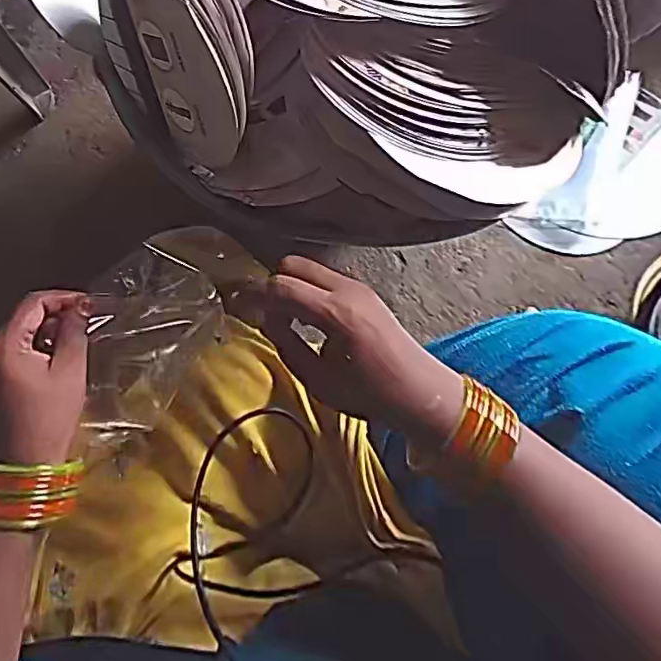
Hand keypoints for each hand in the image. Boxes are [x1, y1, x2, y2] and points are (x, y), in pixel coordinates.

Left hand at [0, 290, 91, 462]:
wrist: (27, 464)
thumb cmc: (48, 420)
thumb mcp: (69, 371)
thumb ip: (74, 333)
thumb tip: (79, 309)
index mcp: (8, 345)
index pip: (34, 302)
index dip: (63, 297)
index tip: (86, 303)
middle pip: (28, 314)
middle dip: (59, 312)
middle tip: (86, 318)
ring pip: (27, 330)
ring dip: (53, 328)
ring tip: (78, 337)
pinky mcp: (3, 376)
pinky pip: (25, 348)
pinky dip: (45, 344)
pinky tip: (63, 356)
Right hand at [229, 256, 464, 447]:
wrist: (423, 394)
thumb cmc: (373, 395)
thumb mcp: (320, 381)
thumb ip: (288, 345)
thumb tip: (268, 321)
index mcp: (337, 314)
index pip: (281, 287)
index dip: (254, 296)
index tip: (237, 307)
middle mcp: (347, 291)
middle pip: (291, 265)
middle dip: (270, 285)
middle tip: (261, 311)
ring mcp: (357, 286)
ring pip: (306, 266)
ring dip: (288, 285)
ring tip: (283, 316)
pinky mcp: (361, 290)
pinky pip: (321, 277)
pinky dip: (304, 288)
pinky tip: (305, 316)